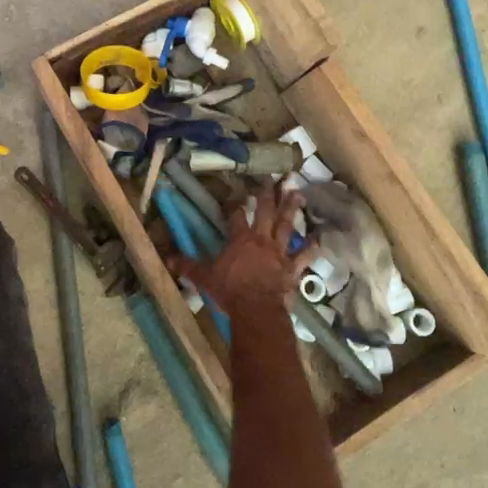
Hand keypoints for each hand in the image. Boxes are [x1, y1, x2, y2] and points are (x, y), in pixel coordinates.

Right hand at [168, 185, 304, 312]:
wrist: (257, 310)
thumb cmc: (229, 291)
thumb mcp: (204, 278)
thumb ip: (188, 266)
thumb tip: (167, 258)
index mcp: (240, 239)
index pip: (236, 215)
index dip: (234, 204)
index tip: (234, 195)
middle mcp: (261, 240)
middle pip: (265, 211)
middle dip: (269, 194)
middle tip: (276, 177)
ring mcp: (279, 252)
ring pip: (287, 225)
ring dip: (292, 208)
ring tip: (298, 192)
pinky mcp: (292, 268)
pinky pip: (304, 255)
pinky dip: (312, 246)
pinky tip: (320, 236)